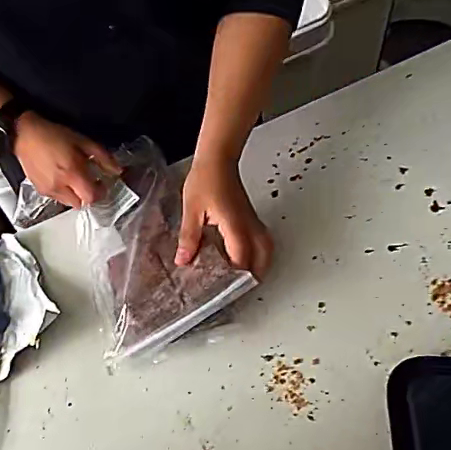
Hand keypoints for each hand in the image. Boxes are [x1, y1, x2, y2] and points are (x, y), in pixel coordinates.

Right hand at [12, 114, 119, 208]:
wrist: (25, 135)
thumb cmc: (53, 135)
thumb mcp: (83, 141)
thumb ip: (103, 157)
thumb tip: (116, 170)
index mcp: (72, 172)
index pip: (91, 197)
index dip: (100, 193)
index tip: (102, 184)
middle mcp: (60, 185)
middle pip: (81, 204)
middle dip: (88, 195)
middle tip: (90, 183)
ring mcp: (48, 190)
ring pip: (69, 203)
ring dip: (76, 195)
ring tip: (74, 179)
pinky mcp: (40, 190)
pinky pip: (57, 199)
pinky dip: (63, 192)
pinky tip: (61, 178)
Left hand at [179, 156, 273, 278]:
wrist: (218, 159)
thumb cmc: (206, 179)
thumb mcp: (192, 211)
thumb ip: (189, 238)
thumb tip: (184, 260)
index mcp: (234, 226)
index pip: (241, 259)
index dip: (235, 277)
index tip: (225, 290)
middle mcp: (248, 225)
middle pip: (262, 257)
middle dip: (254, 275)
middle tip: (241, 289)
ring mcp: (252, 220)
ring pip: (266, 248)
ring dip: (260, 263)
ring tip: (246, 277)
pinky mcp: (250, 216)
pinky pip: (260, 238)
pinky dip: (257, 251)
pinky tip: (243, 256)